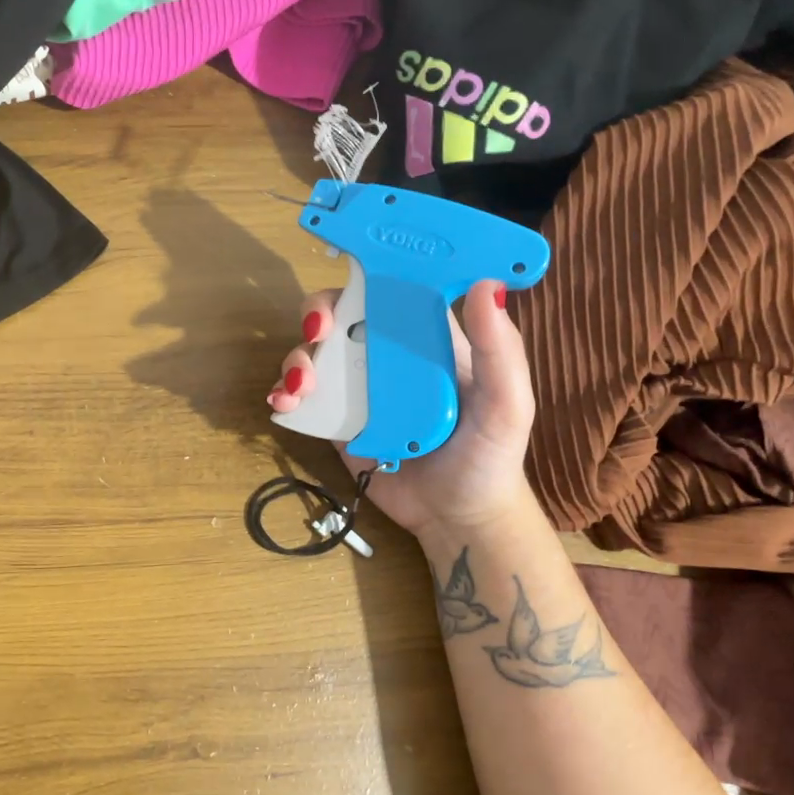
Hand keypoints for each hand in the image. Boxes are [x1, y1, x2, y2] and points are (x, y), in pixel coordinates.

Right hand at [268, 279, 537, 538]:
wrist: (455, 520)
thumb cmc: (489, 458)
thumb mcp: (508, 406)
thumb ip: (501, 351)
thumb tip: (484, 284)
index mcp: (426, 339)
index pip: (392, 291)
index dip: (366, 274)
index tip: (351, 279)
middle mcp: (386, 354)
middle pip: (340, 314)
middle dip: (316, 314)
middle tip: (316, 334)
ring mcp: (356, 386)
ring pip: (314, 352)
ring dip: (296, 359)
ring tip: (300, 386)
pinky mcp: (335, 419)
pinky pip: (303, 396)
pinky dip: (285, 393)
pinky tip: (285, 403)